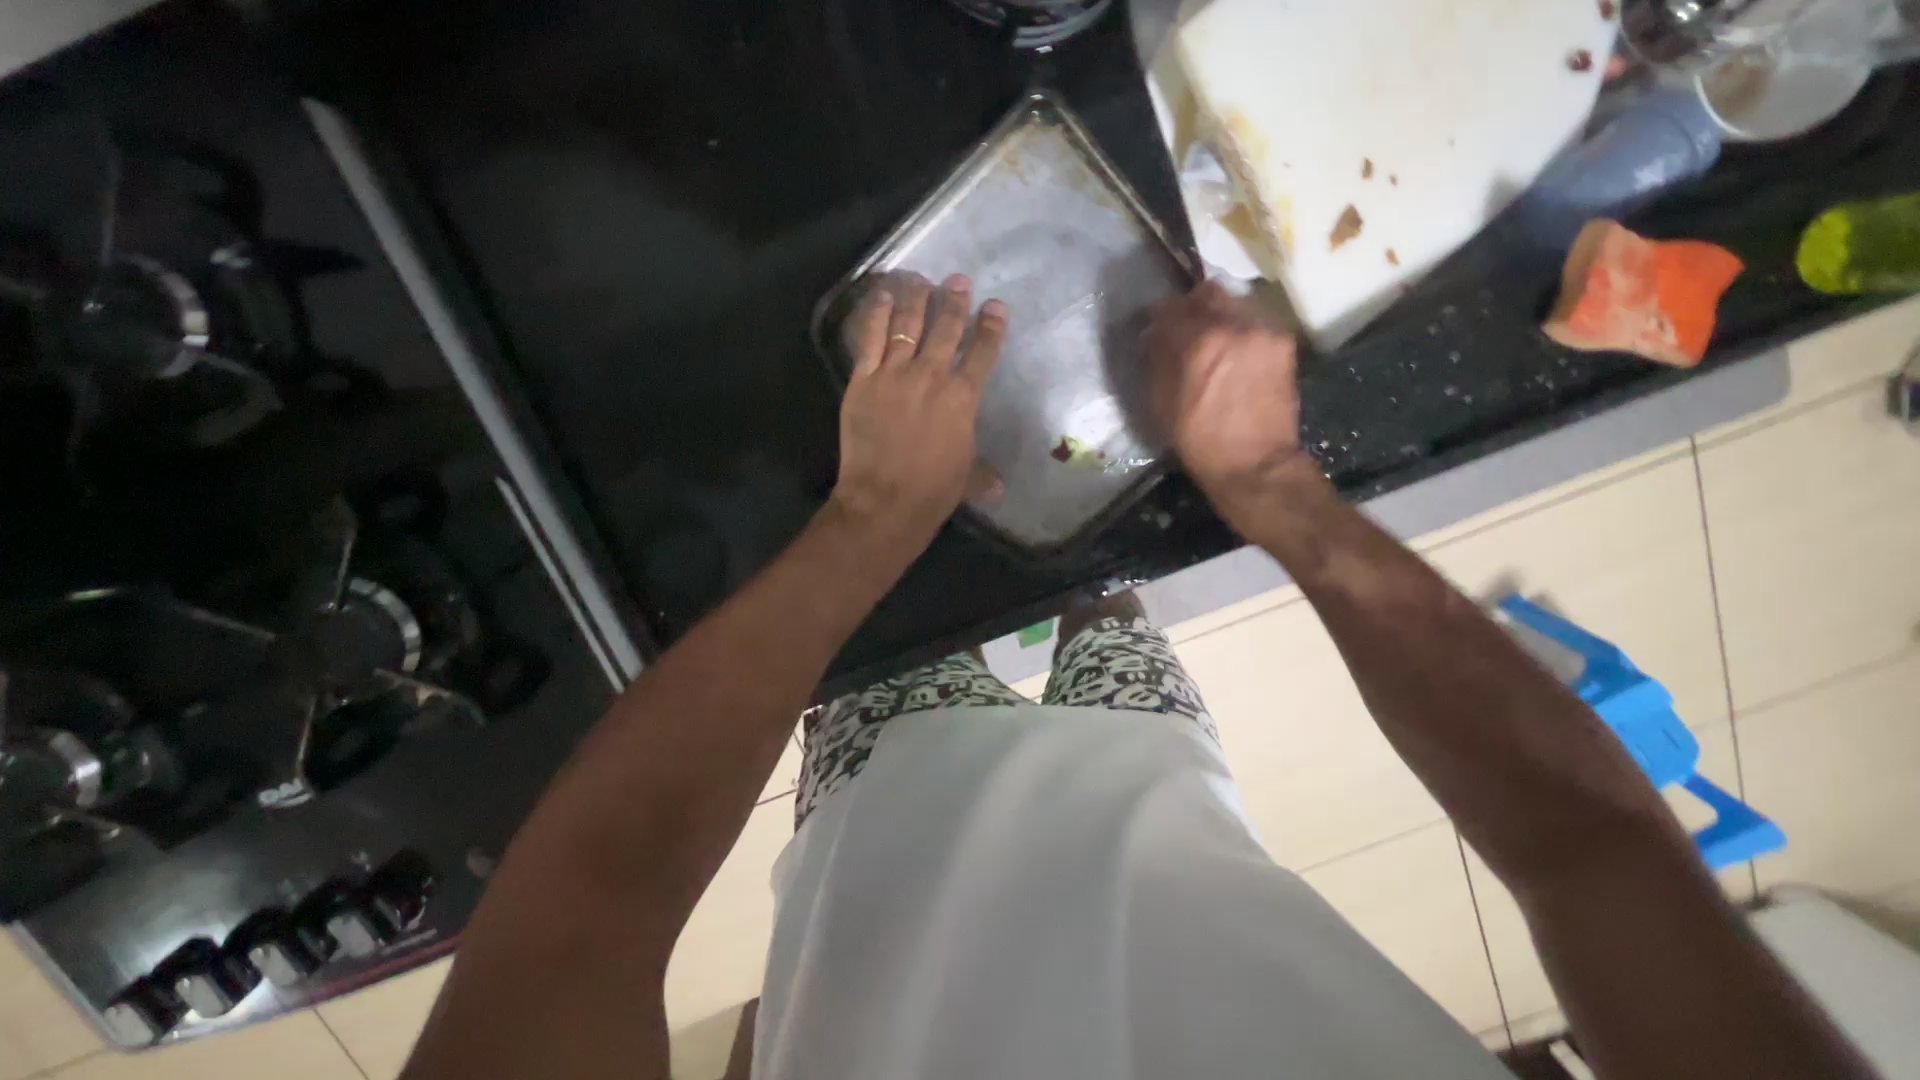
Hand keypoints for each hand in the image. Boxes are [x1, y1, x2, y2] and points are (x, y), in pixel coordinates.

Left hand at [830, 271, 1006, 545]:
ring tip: (919, 278)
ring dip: (916, 298)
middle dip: (954, 301)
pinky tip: (882, 296)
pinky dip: (876, 314)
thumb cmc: (932, 491)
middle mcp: (932, 375)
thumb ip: (983, 474)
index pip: (983, 352)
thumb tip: (1000, 488)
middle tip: (958, 280)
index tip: (995, 307)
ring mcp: (895, 373)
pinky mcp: (864, 379)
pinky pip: (871, 338)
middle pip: (946, 328)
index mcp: (964, 397)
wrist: (885, 500)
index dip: (991, 327)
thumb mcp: (966, 479)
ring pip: (908, 325)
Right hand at [1147, 281, 1305, 512]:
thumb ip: (1158, 359)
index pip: (1169, 306)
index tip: (1155, 325)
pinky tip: (1238, 352)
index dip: (1158, 315)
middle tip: (1187, 326)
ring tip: (1215, 339)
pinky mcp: (1284, 342)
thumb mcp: (1162, 403)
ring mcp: (1263, 330)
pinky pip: (1256, 321)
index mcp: (1198, 341)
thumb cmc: (1200, 440)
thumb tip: (1156, 334)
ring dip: (1221, 314)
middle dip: (1193, 305)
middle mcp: (1233, 325)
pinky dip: (1243, 329)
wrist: (1255, 463)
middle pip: (1208, 292)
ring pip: (1236, 302)